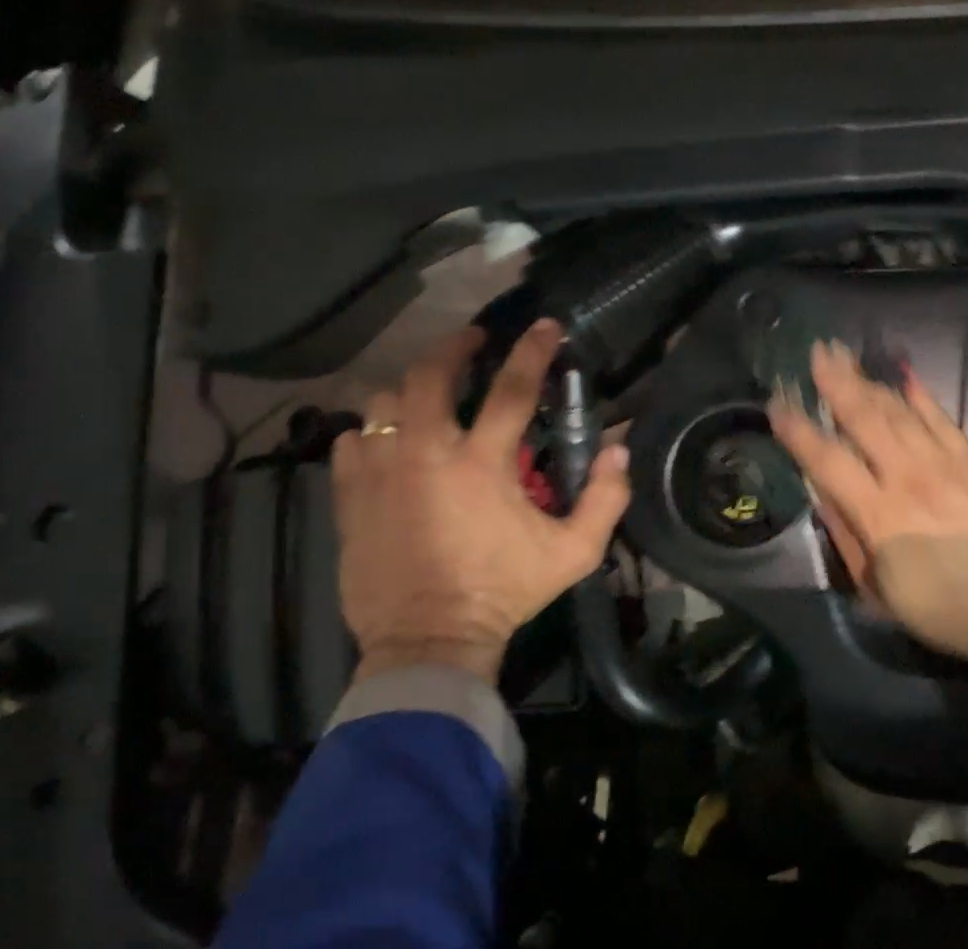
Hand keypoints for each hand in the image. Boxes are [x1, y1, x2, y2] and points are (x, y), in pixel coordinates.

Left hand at [331, 320, 630, 683]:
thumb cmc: (506, 591)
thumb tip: (618, 451)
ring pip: (382, 403)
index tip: (544, 325)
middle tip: (473, 342)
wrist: (429, 641)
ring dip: (410, 391)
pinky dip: (371, 432)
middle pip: (429, 376)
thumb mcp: (575, 553)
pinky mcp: (349, 497)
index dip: (531, 351)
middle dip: (453, 348)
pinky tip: (389, 442)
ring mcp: (380, 473)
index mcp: (481, 464)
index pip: (511, 389)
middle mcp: (425, 454)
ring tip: (430, 396)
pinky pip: (349, 441)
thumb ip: (604, 499)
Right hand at [768, 341, 967, 684]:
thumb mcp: (877, 589)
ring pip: (901, 413)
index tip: (778, 404)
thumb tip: (824, 497)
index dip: (799, 431)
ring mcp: (946, 465)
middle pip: (865, 419)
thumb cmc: (941, 611)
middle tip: (818, 353)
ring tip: (848, 358)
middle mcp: (909, 478)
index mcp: (879, 515)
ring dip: (871, 383)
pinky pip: (943, 421)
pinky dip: (922, 397)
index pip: (827, 460)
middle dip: (837, 383)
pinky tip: (904, 378)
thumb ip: (847, 538)